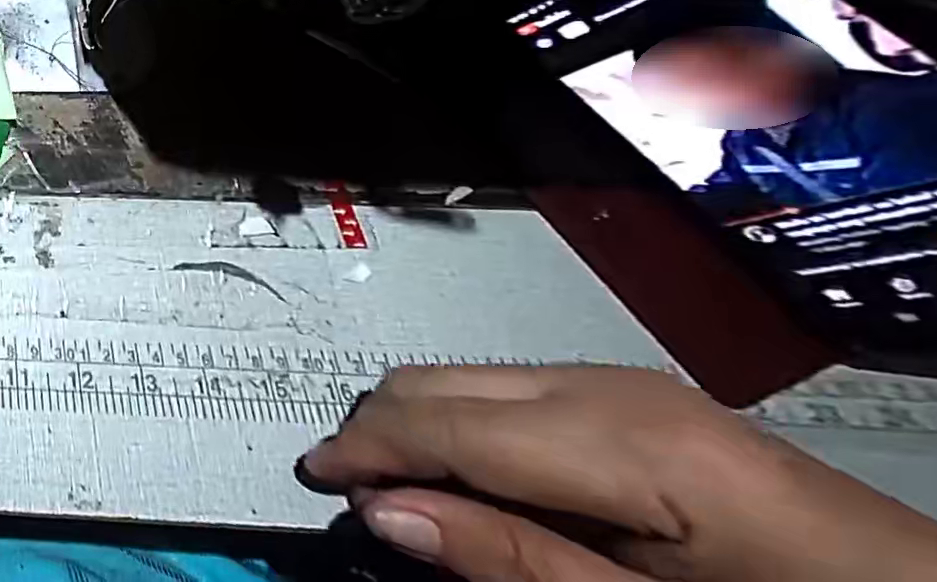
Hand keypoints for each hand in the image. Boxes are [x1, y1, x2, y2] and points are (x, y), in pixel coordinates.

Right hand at [296, 365, 936, 581]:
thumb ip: (511, 560)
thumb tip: (385, 513)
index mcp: (620, 439)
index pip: (446, 422)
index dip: (369, 445)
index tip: (316, 476)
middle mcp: (599, 382)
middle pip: (438, 380)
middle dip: (379, 427)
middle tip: (350, 488)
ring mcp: (608, 377)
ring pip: (459, 377)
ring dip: (415, 425)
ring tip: (400, 485)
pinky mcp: (615, 388)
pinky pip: (498, 390)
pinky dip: (458, 425)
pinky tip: (465, 473)